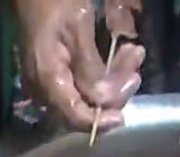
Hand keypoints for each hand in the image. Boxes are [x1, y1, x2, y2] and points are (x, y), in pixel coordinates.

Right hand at [16, 0, 144, 130]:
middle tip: (135, 67)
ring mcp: (46, 85)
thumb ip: (91, 69)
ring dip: (110, 80)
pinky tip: (117, 55)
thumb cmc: (54, 0)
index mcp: (49, 81)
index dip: (99, 121)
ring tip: (132, 52)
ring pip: (83, 97)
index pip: (75, 116)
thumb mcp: (78, 28)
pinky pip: (78, 87)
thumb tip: (106, 102)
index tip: (122, 118)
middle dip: (111, 94)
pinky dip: (99, 76)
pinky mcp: (51, 77)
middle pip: (81, 109)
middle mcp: (44, 91)